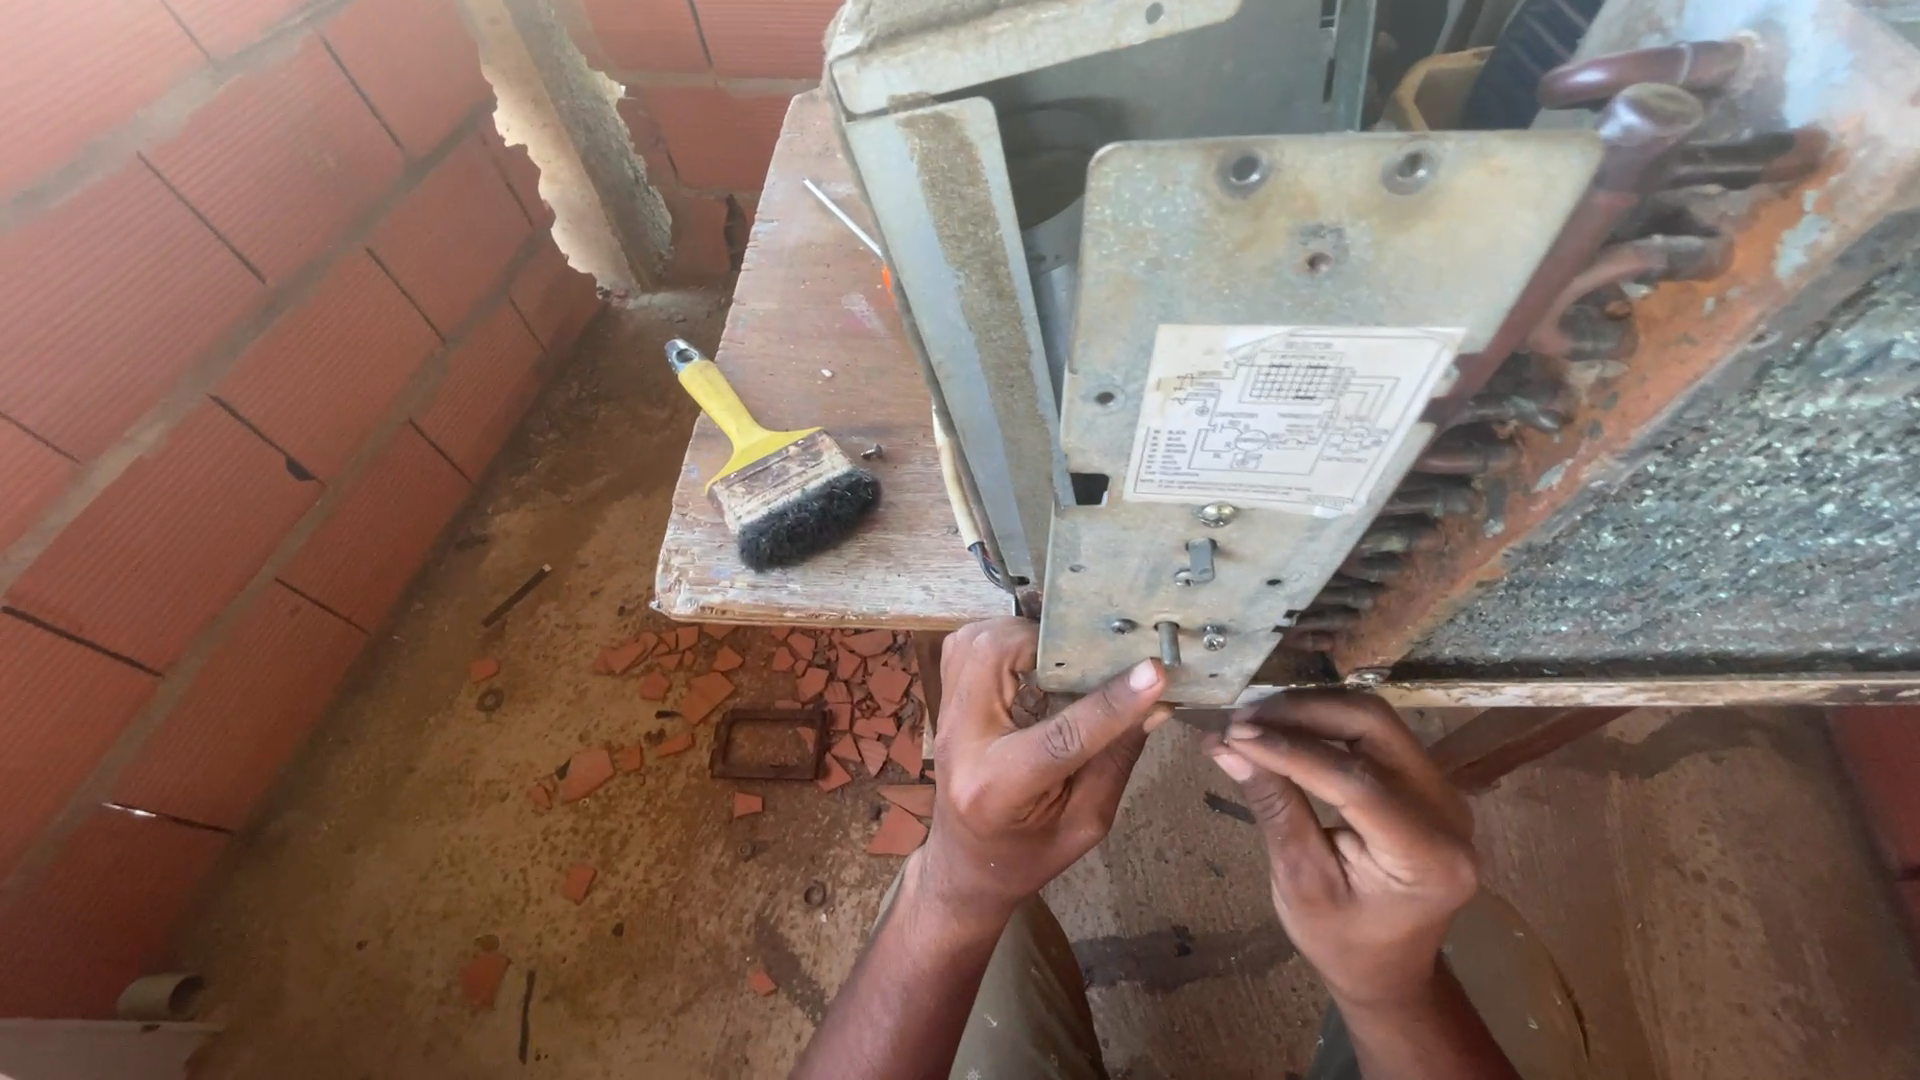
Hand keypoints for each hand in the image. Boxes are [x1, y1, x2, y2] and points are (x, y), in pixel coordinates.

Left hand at [914, 617, 1172, 923]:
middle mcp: (961, 742)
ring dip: (1021, 636)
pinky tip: (1031, 660)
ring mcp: (944, 717)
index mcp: (998, 788)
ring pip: (972, 640)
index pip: (1061, 735)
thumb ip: (1116, 759)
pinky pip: (964, 645)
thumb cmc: (1028, 854)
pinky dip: (1001, 640)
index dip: (1111, 702)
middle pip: (994, 657)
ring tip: (1058, 655)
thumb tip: (1155, 700)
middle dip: (1046, 643)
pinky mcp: (943, 702)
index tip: (1154, 671)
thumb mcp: (1085, 822)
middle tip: (1087, 655)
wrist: (964, 865)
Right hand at [1205, 691, 1476, 1011]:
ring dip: (1308, 710)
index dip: (1290, 750)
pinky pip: (1371, 730)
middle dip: (1301, 713)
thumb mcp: (1299, 881)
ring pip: (1371, 717)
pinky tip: (1280, 727)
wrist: (1388, 968)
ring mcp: (1440, 789)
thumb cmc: (1342, 939)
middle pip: (1374, 726)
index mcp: (1428, 856)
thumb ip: (1273, 807)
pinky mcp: (1422, 779)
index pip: (1356, 780)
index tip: (1233, 734)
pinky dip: (1319, 721)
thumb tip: (1226, 746)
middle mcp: (1448, 811)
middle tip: (1241, 720)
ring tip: (1253, 720)